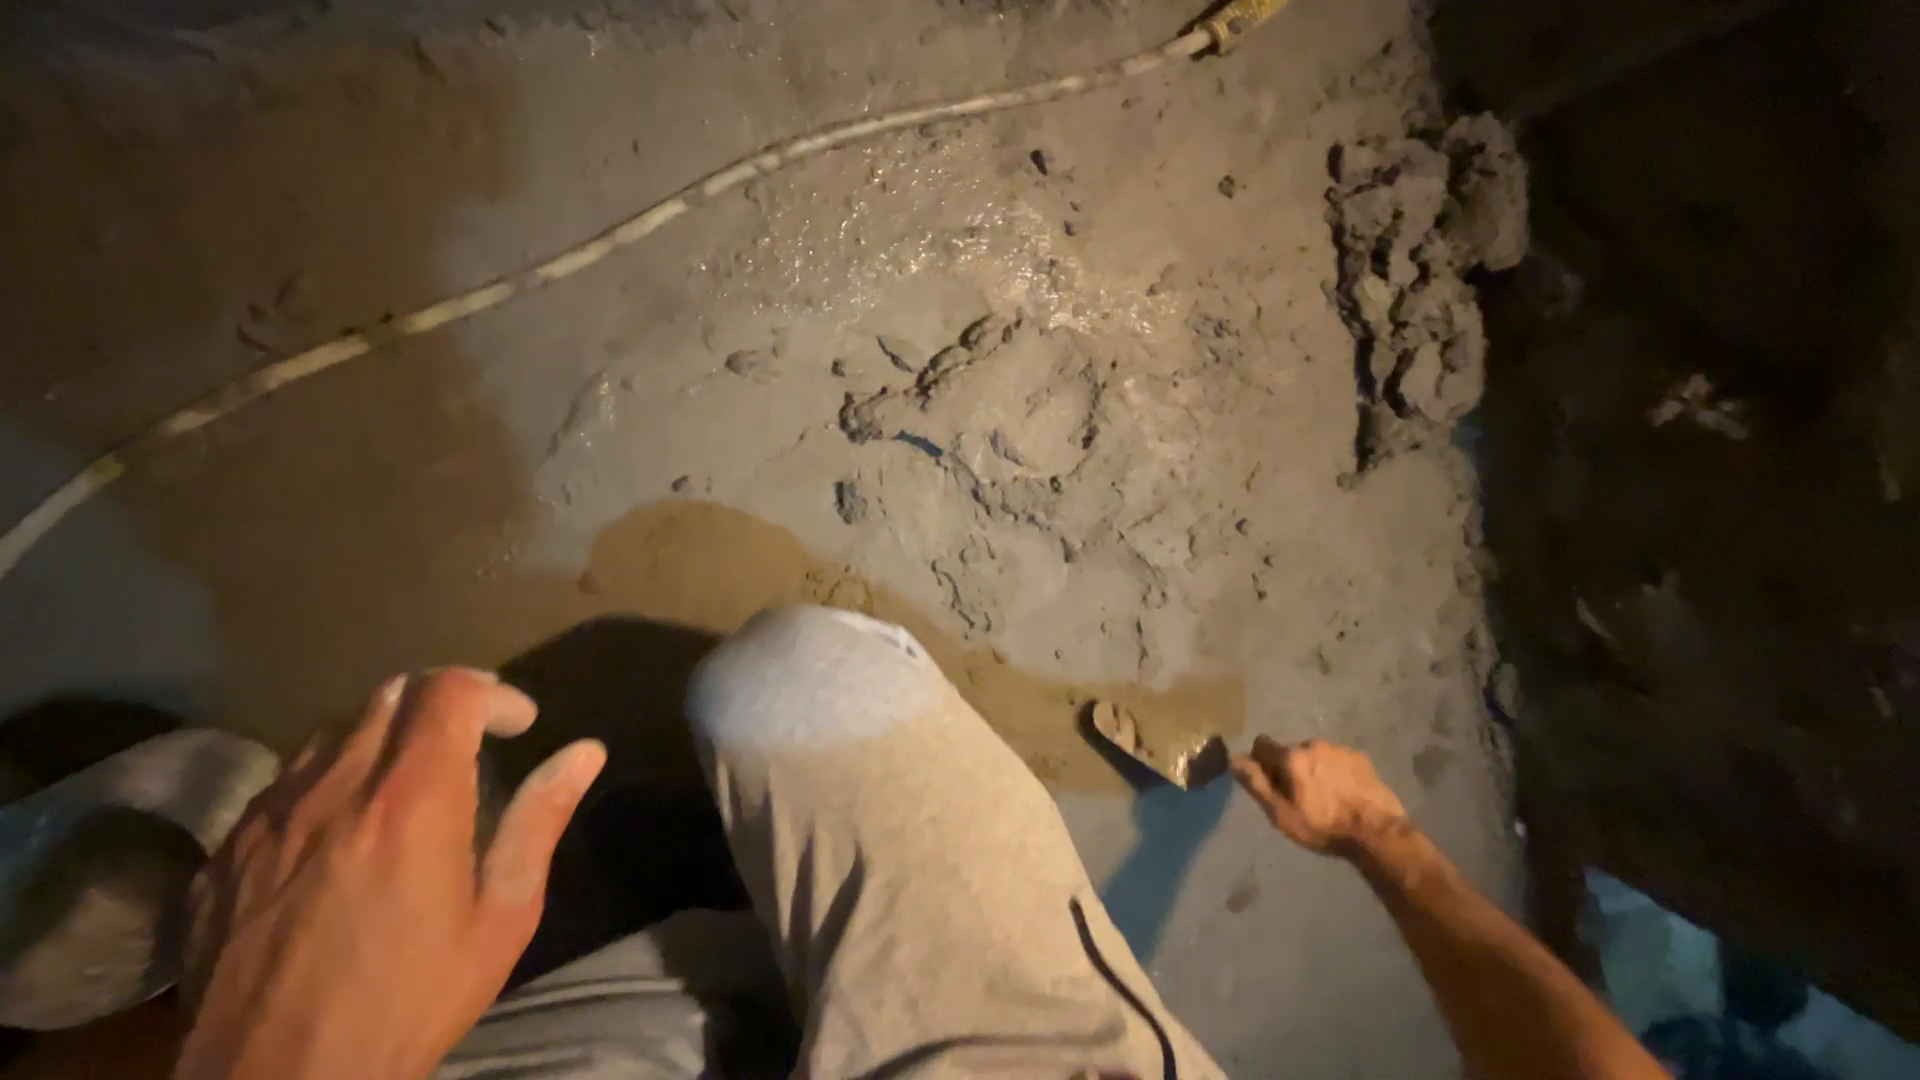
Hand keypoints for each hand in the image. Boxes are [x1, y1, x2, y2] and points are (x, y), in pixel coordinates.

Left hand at [175, 669, 605, 1079]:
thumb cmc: (410, 998)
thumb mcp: (501, 916)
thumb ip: (539, 820)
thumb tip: (586, 752)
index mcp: (413, 800)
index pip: (449, 691)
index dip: (494, 692)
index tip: (520, 725)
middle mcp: (335, 789)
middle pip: (390, 694)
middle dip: (444, 700)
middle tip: (475, 738)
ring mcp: (269, 818)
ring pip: (334, 730)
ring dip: (386, 734)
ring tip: (412, 778)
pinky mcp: (225, 852)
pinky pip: (284, 780)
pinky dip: (331, 775)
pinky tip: (347, 825)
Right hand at [1230, 737, 1406, 854]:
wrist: (1377, 833)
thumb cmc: (1323, 826)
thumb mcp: (1281, 813)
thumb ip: (1256, 783)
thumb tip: (1234, 759)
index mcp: (1291, 755)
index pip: (1262, 744)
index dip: (1261, 763)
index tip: (1271, 784)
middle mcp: (1313, 744)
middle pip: (1291, 751)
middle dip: (1291, 768)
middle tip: (1301, 797)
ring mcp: (1340, 749)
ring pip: (1316, 755)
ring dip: (1314, 769)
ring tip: (1326, 796)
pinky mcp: (1361, 758)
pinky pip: (1338, 760)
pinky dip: (1335, 772)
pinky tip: (1344, 793)